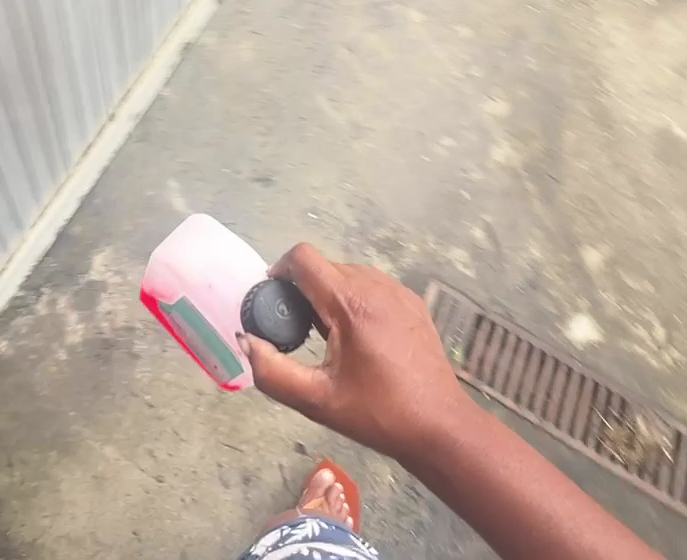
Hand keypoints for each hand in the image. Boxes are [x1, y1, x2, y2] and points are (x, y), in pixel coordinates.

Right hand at [241, 243, 471, 464]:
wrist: (440, 428)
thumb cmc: (377, 414)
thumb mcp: (317, 400)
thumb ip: (272, 371)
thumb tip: (246, 341)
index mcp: (349, 303)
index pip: (303, 258)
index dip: (280, 269)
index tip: (274, 298)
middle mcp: (375, 286)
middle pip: (324, 267)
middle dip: (304, 289)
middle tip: (299, 328)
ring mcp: (398, 291)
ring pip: (348, 273)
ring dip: (329, 293)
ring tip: (328, 334)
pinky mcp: (413, 302)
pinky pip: (372, 284)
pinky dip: (355, 298)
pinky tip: (359, 336)